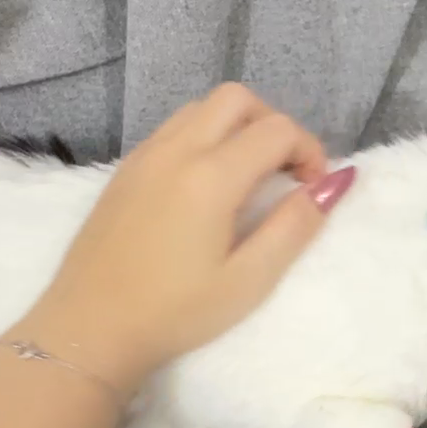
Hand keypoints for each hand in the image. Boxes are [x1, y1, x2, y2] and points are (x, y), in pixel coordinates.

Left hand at [10, 84, 353, 386]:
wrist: (90, 329)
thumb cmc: (177, 312)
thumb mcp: (249, 280)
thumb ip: (295, 226)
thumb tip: (336, 183)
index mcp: (211, 176)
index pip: (277, 130)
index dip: (310, 152)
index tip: (314, 191)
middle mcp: (176, 150)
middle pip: (238, 99)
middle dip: (275, 126)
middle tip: (286, 175)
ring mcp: (145, 156)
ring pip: (202, 108)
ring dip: (239, 128)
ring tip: (251, 179)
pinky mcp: (126, 171)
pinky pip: (175, 129)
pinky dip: (206, 138)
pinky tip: (210, 188)